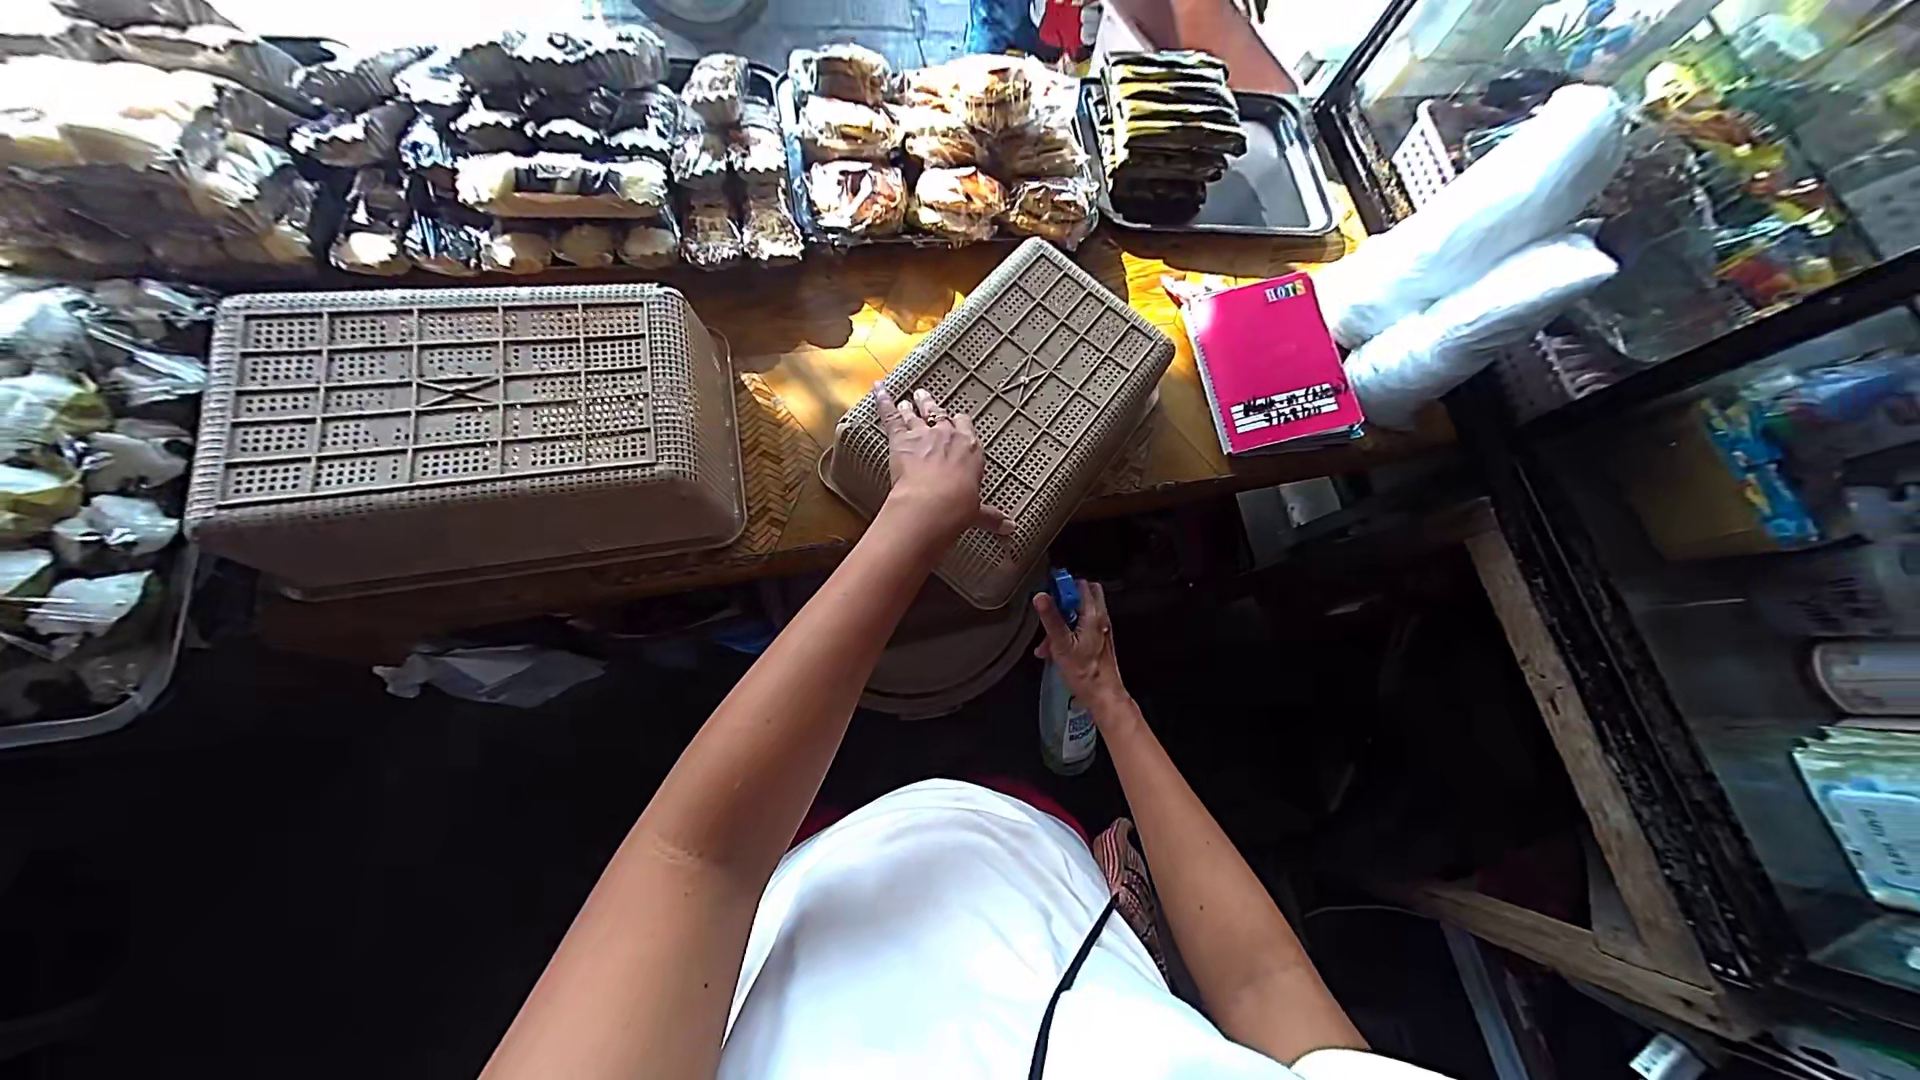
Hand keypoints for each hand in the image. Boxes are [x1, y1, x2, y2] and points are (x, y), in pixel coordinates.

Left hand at [874, 383, 1015, 543]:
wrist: (934, 502)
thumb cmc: (958, 506)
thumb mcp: (978, 511)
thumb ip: (991, 516)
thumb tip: (1009, 527)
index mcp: (970, 448)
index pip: (966, 427)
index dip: (960, 424)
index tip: (957, 422)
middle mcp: (948, 435)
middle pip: (940, 415)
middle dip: (933, 407)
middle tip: (927, 398)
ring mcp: (923, 434)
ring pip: (916, 414)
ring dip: (912, 405)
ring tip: (909, 399)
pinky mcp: (900, 438)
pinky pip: (890, 415)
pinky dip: (882, 400)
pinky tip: (878, 388)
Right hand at [1032, 579, 1129, 716]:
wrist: (1102, 695)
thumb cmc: (1084, 672)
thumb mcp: (1061, 644)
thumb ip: (1051, 618)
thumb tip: (1041, 596)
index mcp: (1093, 615)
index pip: (1080, 585)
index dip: (1062, 585)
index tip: (1048, 593)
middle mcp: (1100, 619)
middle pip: (1082, 596)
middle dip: (1063, 601)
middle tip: (1050, 612)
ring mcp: (1100, 630)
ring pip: (1079, 613)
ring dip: (1062, 620)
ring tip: (1047, 638)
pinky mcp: (1097, 641)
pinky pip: (1080, 627)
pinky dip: (1067, 632)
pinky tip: (1054, 649)